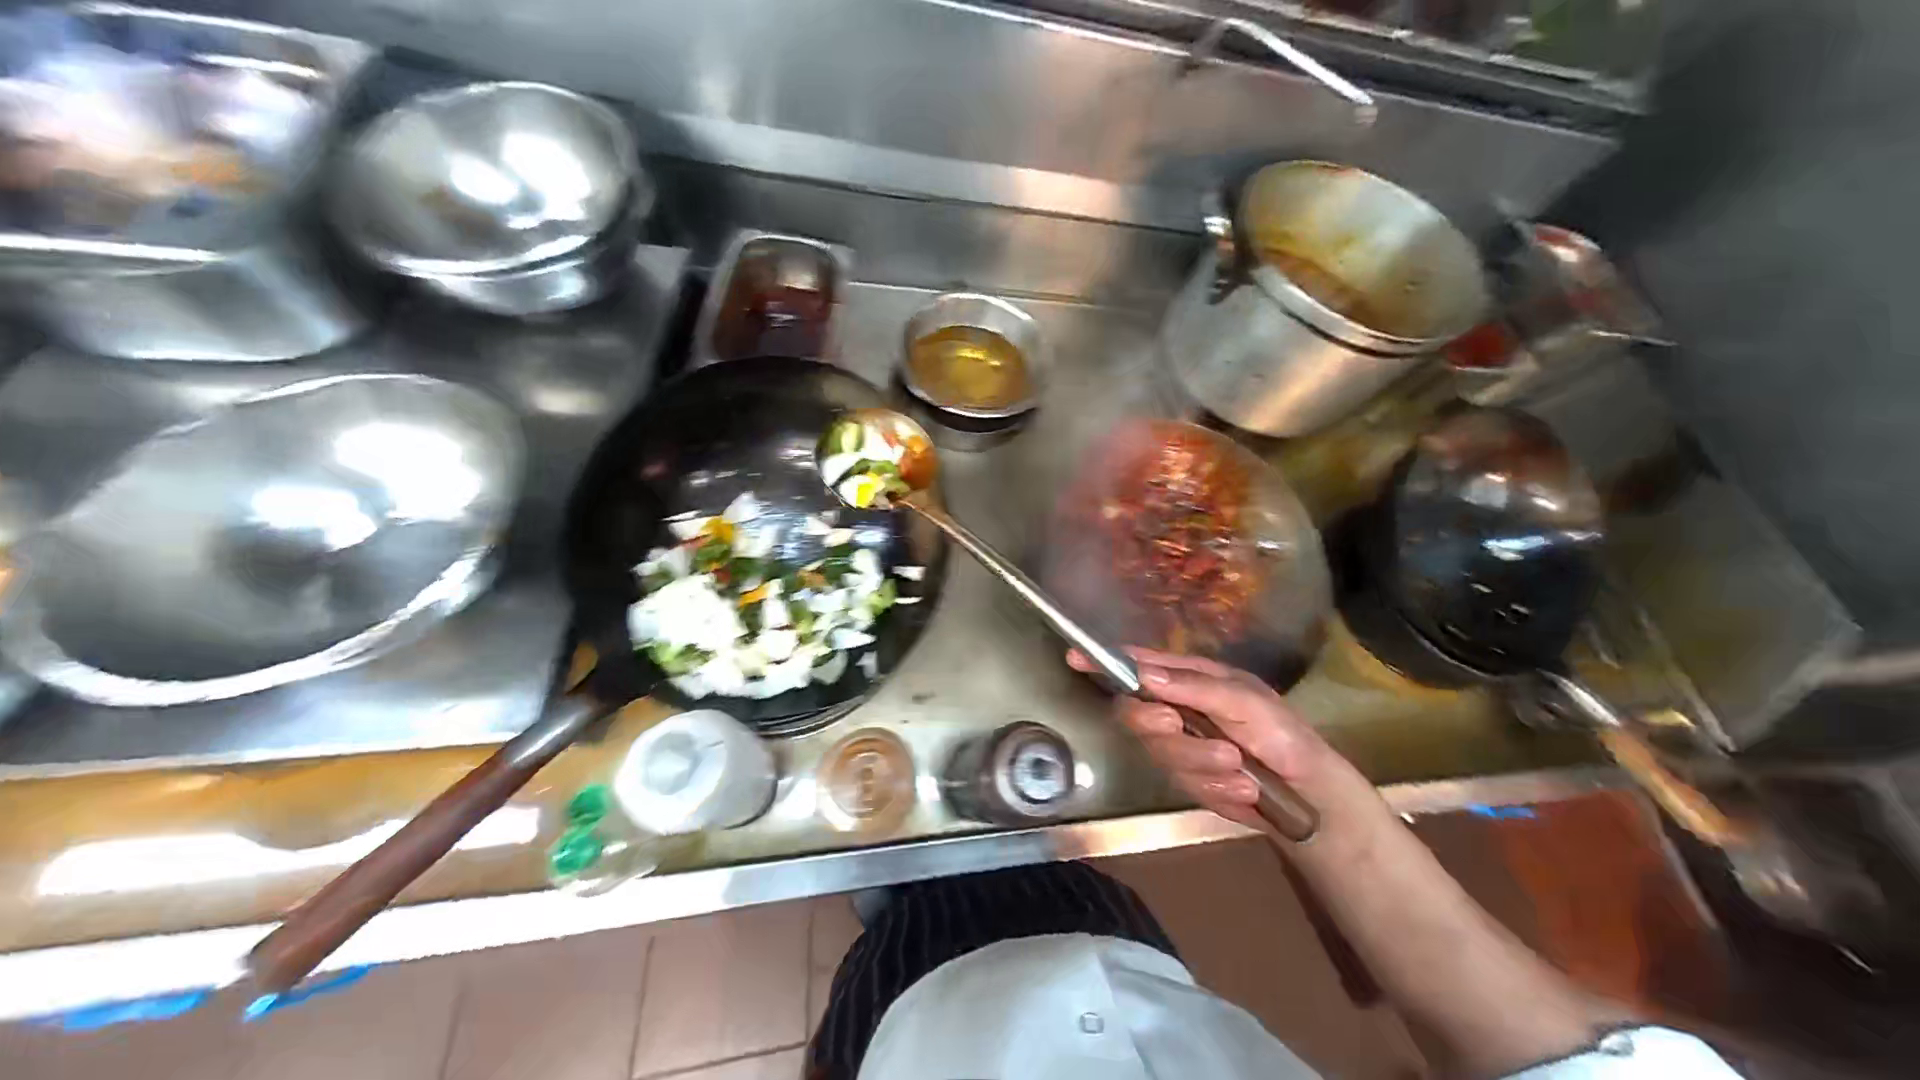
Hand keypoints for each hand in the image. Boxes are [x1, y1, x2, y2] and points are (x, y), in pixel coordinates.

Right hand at [1066, 647, 1337, 828]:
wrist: (1309, 794)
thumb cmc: (1282, 733)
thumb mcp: (1245, 700)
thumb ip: (1194, 687)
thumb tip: (1144, 673)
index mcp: (1189, 679)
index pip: (1138, 665)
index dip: (1105, 661)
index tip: (1075, 657)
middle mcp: (1177, 709)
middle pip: (1136, 713)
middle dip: (1157, 724)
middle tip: (1177, 725)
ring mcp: (1180, 746)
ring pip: (1160, 752)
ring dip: (1201, 761)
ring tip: (1240, 767)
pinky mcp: (1188, 779)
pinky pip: (1183, 782)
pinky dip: (1215, 786)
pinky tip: (1243, 787)